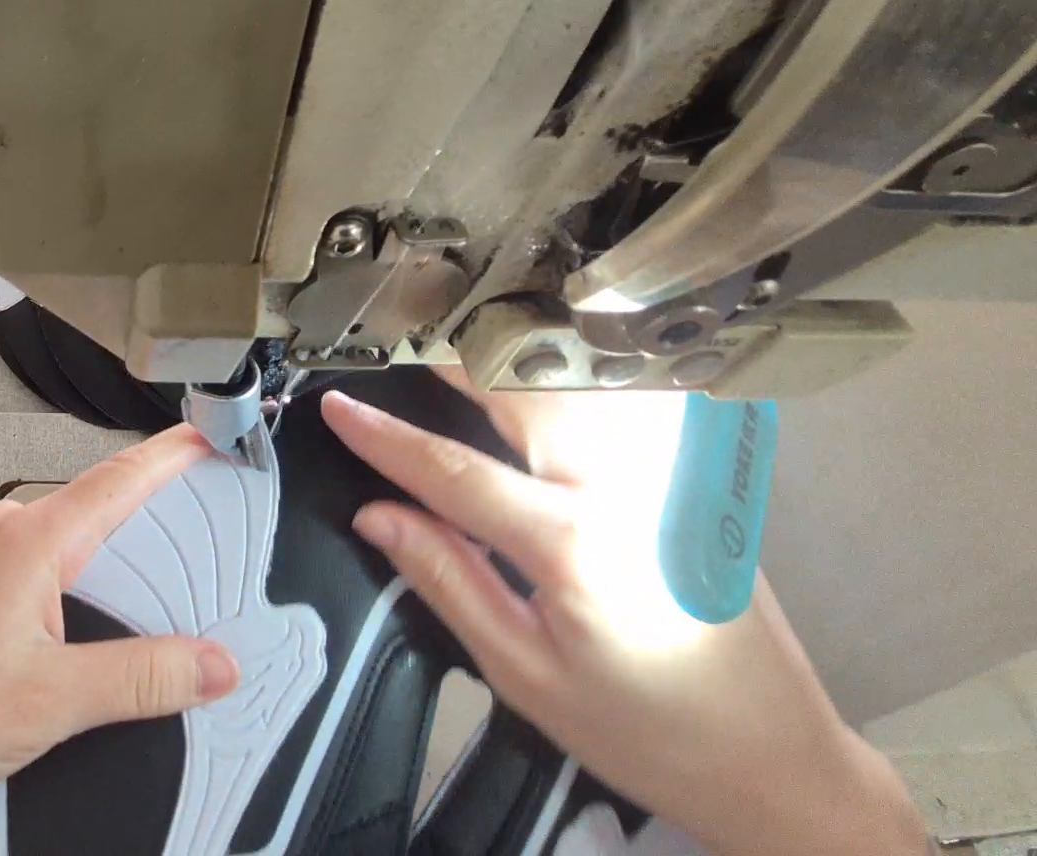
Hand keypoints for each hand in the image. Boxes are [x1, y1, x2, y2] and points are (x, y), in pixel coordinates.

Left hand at [0, 425, 241, 855]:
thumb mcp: (52, 700)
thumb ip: (143, 678)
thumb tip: (212, 664)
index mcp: (31, 542)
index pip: (119, 480)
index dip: (171, 454)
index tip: (208, 435)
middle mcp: (8, 534)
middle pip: (101, 499)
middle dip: (158, 497)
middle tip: (207, 499)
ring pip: (75, 531)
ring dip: (123, 537)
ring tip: (168, 556)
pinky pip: (50, 557)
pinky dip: (90, 565)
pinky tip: (103, 599)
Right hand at [321, 383, 926, 855]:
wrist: (780, 765)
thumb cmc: (641, 730)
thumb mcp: (520, 670)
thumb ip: (445, 578)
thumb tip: (376, 515)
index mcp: (577, 546)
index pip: (454, 471)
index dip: (384, 436)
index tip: (338, 407)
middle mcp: (631, 492)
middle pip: (523, 396)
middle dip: (454, 364)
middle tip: (399, 355)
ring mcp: (676, 477)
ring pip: (582, 383)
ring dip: (513, 361)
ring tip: (460, 358)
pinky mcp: (700, 479)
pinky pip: (633, 400)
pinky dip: (579, 376)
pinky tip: (549, 380)